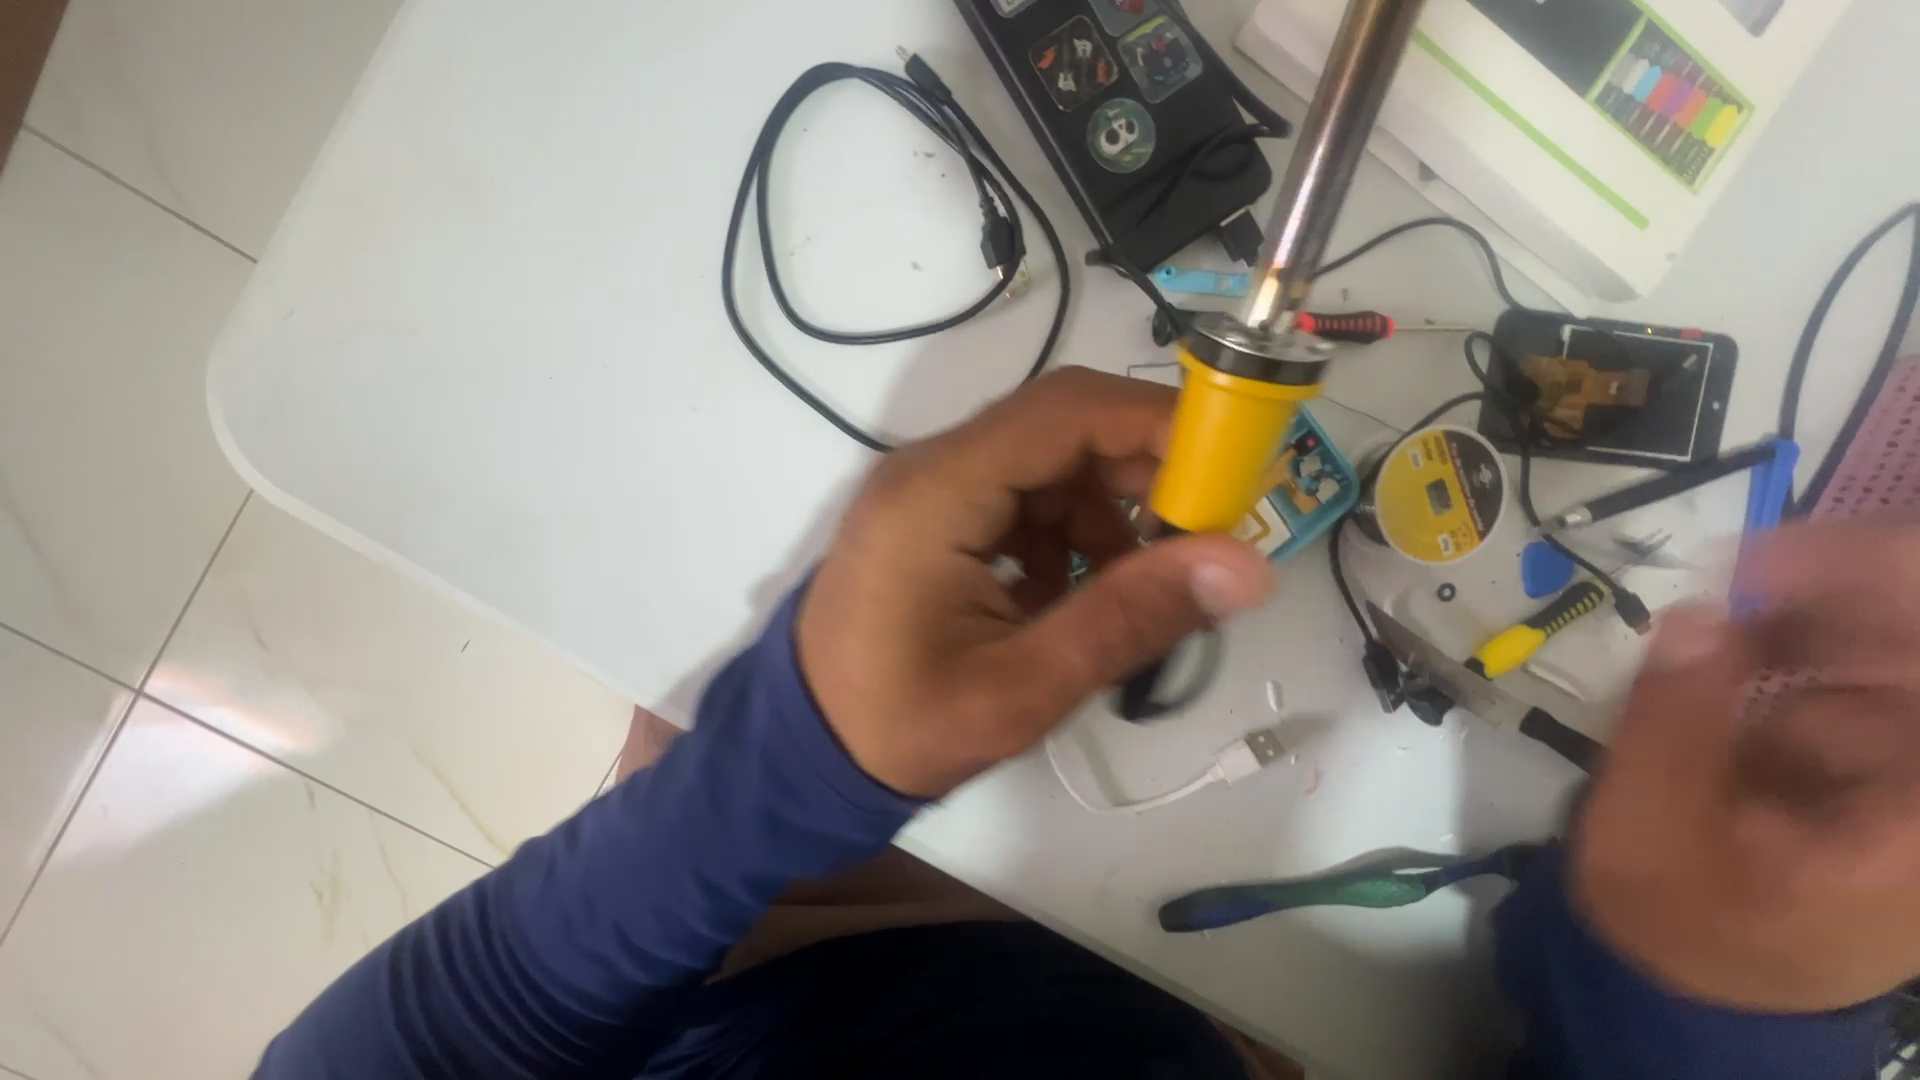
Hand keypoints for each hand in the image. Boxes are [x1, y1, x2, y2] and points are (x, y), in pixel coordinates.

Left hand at [796, 367, 1272, 797]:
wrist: (805, 751)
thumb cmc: (899, 728)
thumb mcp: (1021, 688)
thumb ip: (1128, 619)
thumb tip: (1245, 565)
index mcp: (937, 493)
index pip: (1064, 411)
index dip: (1157, 424)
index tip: (1230, 473)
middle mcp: (929, 469)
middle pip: (1058, 425)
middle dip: (1139, 470)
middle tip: (1195, 536)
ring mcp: (927, 489)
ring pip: (1045, 461)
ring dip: (1102, 509)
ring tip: (1127, 587)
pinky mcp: (932, 516)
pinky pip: (1018, 495)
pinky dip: (1063, 532)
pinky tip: (1067, 595)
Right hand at [1573, 525, 1919, 1012]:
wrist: (1690, 975)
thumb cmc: (1672, 911)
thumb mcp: (1650, 821)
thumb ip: (1673, 719)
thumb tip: (1697, 613)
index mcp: (1913, 827)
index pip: (1917, 686)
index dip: (1879, 593)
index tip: (1767, 559)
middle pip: (1906, 660)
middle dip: (1835, 599)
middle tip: (1725, 577)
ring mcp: (1908, 781)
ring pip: (1886, 665)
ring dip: (1801, 628)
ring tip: (1708, 630)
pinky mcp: (1881, 771)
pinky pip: (1854, 688)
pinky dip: (1788, 660)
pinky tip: (1722, 667)